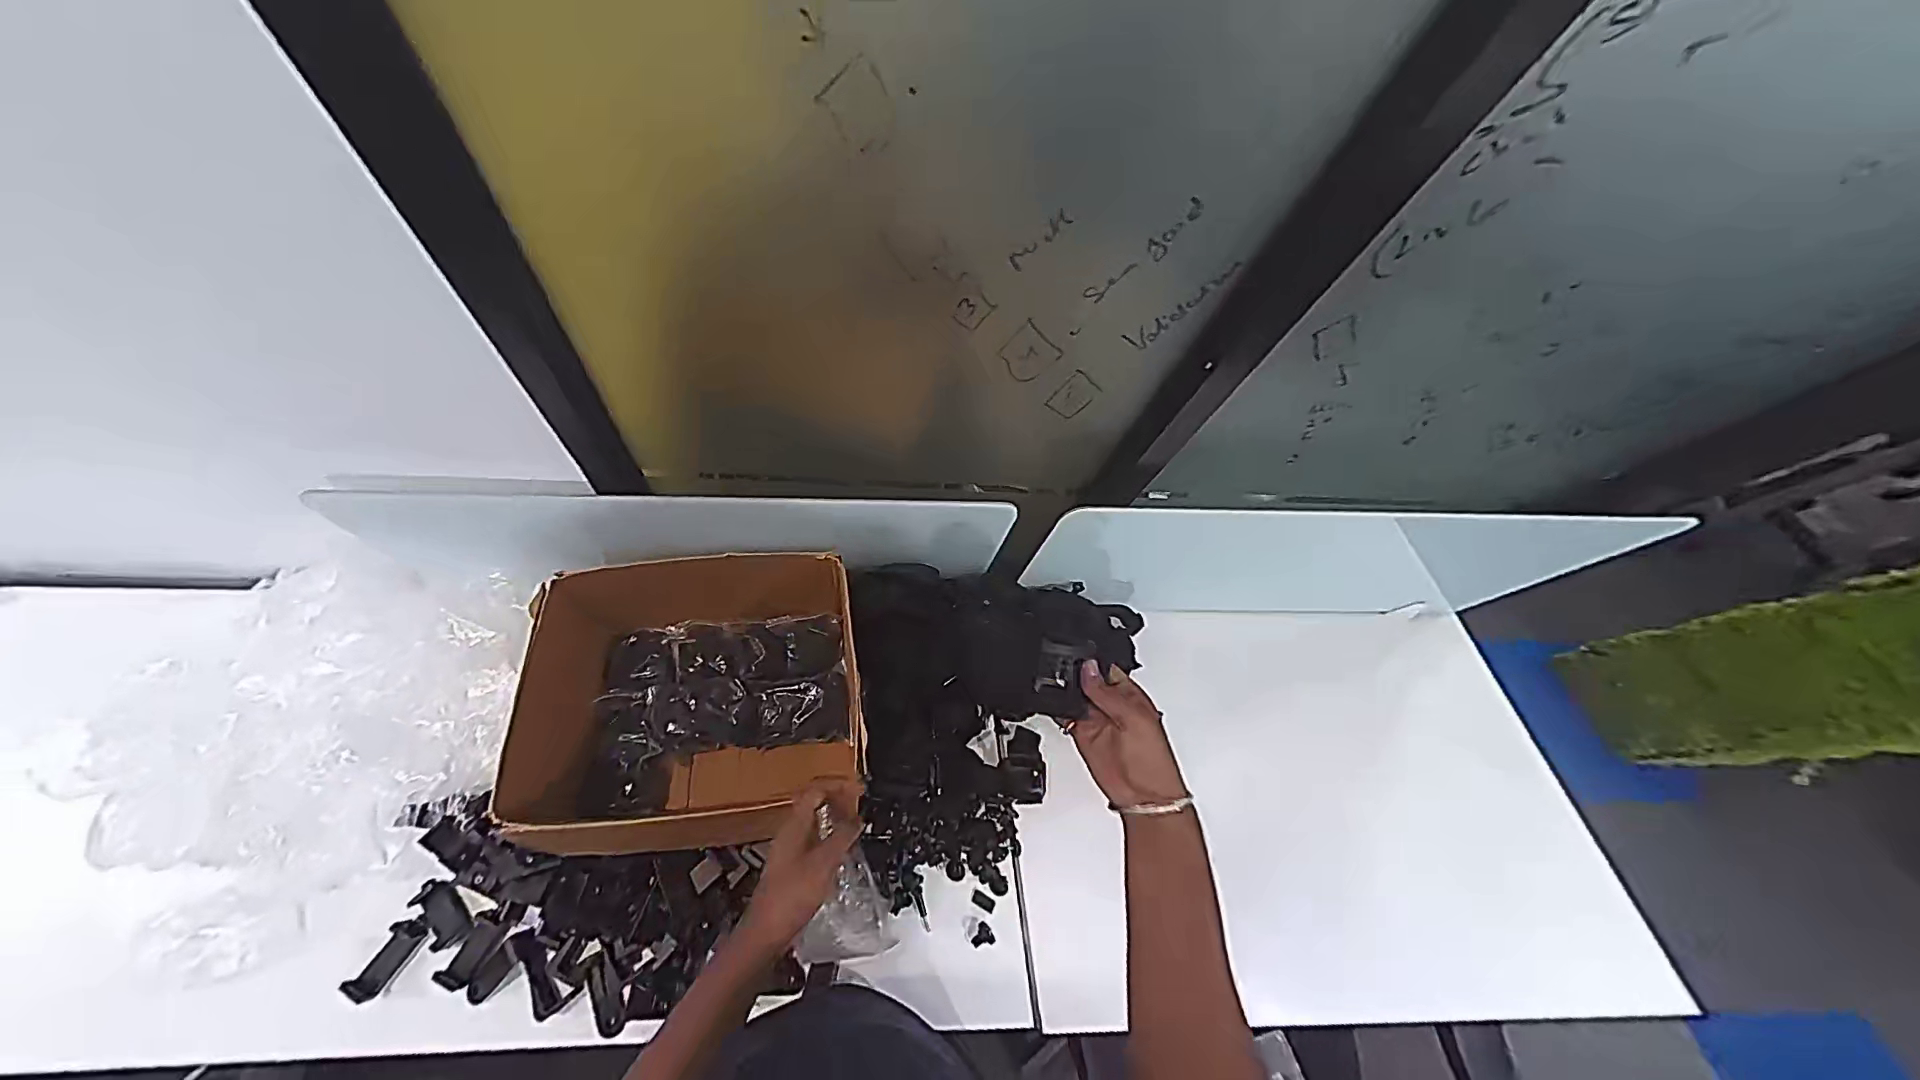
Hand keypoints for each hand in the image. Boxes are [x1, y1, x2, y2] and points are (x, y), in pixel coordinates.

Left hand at [736, 779, 862, 955]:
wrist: (766, 933)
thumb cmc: (791, 896)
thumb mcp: (823, 864)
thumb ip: (842, 837)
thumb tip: (857, 819)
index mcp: (794, 826)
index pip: (815, 790)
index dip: (838, 785)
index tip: (859, 790)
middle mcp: (790, 833)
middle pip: (814, 803)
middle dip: (838, 799)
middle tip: (860, 804)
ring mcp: (790, 850)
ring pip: (815, 822)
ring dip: (835, 818)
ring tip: (855, 823)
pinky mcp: (792, 866)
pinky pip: (814, 840)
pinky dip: (830, 837)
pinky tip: (842, 849)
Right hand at [1071, 659, 1189, 809]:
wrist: (1144, 798)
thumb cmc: (1153, 761)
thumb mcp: (1133, 719)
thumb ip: (1107, 694)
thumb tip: (1089, 668)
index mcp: (1129, 695)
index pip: (1104, 668)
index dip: (1090, 662)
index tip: (1076, 658)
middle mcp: (1111, 705)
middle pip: (1085, 680)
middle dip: (1073, 675)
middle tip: (1063, 674)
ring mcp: (1096, 720)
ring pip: (1073, 696)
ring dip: (1064, 692)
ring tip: (1059, 692)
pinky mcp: (1082, 734)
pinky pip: (1065, 715)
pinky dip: (1057, 710)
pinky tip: (1055, 707)